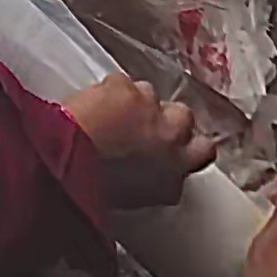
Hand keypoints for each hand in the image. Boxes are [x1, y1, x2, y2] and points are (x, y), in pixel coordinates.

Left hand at [60, 74, 217, 207]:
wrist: (72, 159)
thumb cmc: (99, 187)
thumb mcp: (141, 195)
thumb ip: (159, 179)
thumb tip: (155, 171)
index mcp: (177, 170)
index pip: (204, 150)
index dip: (189, 141)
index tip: (172, 140)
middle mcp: (171, 135)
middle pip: (183, 115)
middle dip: (165, 115)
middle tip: (140, 120)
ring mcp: (149, 106)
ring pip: (150, 92)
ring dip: (135, 99)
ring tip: (111, 109)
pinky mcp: (124, 86)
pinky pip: (121, 81)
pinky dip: (109, 88)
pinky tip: (94, 99)